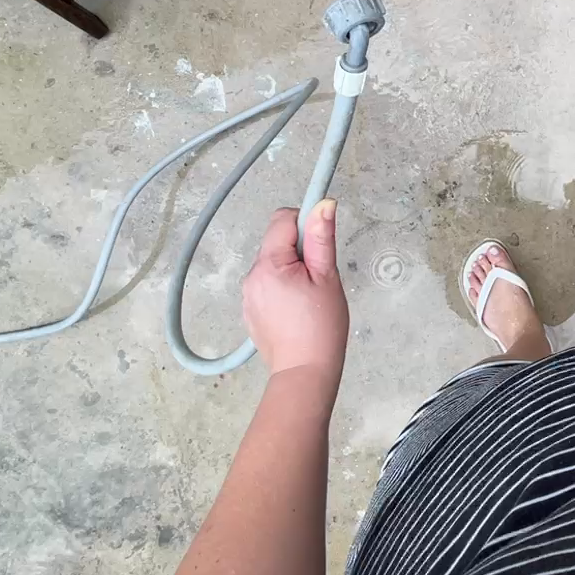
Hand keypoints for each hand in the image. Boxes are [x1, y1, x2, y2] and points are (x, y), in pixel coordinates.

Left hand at [242, 200, 347, 387]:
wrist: (305, 371)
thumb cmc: (322, 324)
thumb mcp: (327, 276)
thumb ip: (322, 238)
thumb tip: (323, 203)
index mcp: (269, 265)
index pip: (282, 219)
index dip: (305, 223)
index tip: (322, 243)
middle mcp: (251, 277)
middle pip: (276, 242)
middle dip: (300, 251)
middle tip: (320, 276)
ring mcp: (247, 296)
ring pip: (273, 264)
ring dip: (292, 269)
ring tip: (310, 295)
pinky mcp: (250, 311)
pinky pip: (267, 285)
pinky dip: (283, 287)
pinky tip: (298, 309)